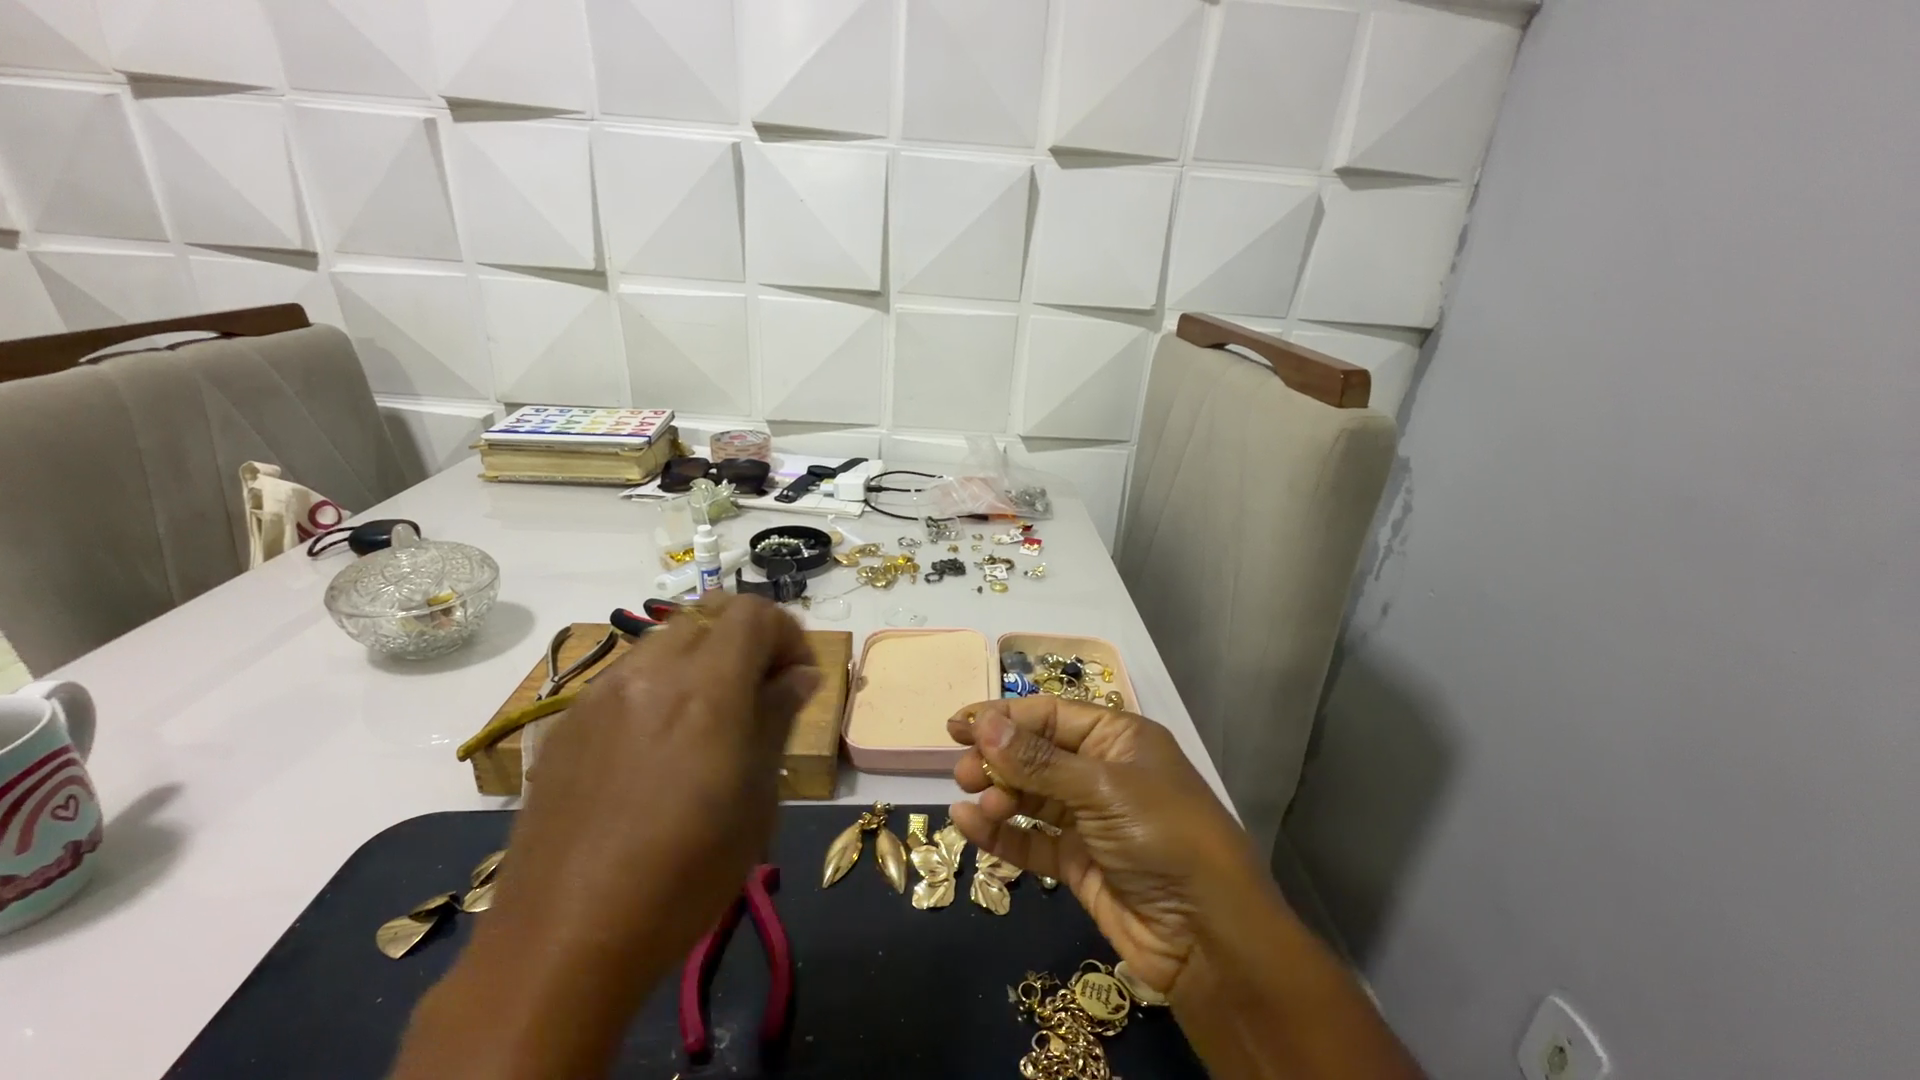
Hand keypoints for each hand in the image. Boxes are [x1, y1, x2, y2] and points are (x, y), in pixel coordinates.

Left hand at [486, 594, 818, 970]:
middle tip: (761, 694)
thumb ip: (775, 722)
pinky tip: (657, 749)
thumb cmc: (683, 879)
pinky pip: (625, 678)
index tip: (798, 680)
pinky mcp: (566, 723)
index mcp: (705, 692)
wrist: (563, 938)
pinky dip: (659, 687)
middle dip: (745, 642)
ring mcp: (599, 695)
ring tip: (709, 722)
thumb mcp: (754, 803)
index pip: (753, 614)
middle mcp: (649, 675)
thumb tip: (797, 677)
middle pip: (707, 616)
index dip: (787, 634)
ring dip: (700, 661)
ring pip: (663, 642)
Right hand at [948, 698, 1264, 997]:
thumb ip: (1039, 761)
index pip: (1052, 716)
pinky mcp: (1080, 864)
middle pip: (1037, 755)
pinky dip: (1002, 834)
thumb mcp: (1103, 789)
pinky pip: (1033, 841)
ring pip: (1031, 798)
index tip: (958, 725)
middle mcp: (1104, 774)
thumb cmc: (1164, 837)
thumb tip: (983, 724)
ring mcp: (1091, 821)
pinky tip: (972, 826)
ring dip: (999, 795)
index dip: (1004, 717)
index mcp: (1120, 739)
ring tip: (973, 800)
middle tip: (964, 771)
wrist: (1209, 935)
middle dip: (999, 758)